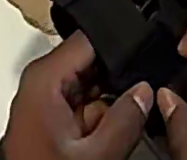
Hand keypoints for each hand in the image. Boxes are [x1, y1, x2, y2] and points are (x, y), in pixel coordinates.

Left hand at [4, 31, 152, 159]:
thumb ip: (123, 121)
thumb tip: (143, 92)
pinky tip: (103, 143)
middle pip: (91, 62)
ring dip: (108, 105)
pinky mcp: (52, 121)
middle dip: (115, 81)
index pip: (88, 39)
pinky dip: (99, 122)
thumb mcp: (94, 158)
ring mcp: (47, 102)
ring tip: (109, 134)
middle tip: (132, 105)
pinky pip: (84, 109)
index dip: (118, 45)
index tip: (143, 56)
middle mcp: (43, 82)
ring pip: (91, 87)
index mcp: (45, 77)